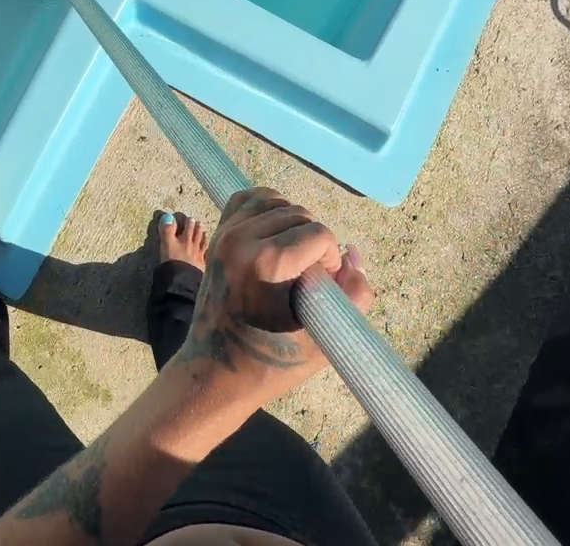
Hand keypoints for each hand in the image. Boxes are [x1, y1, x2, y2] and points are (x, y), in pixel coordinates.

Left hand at [168, 188, 372, 412]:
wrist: (215, 369)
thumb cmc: (273, 361)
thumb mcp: (326, 337)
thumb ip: (353, 295)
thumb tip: (352, 252)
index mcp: (267, 262)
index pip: (319, 234)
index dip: (330, 260)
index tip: (321, 287)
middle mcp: (242, 239)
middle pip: (299, 213)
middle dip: (313, 242)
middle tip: (308, 276)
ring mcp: (225, 234)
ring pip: (274, 200)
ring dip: (292, 222)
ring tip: (294, 254)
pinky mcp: (217, 236)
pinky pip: (245, 199)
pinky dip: (265, 207)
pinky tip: (276, 230)